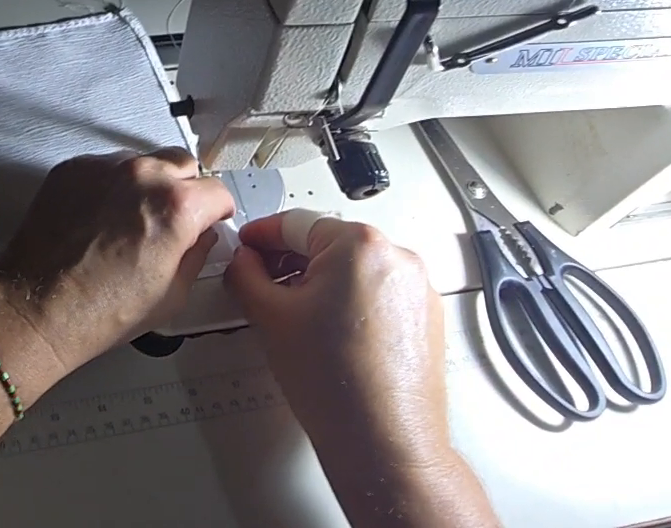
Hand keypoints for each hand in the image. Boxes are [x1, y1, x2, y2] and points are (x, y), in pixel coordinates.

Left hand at [0, 150, 233, 399]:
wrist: (39, 306)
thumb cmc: (103, 310)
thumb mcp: (171, 294)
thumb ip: (196, 253)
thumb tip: (202, 234)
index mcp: (176, 206)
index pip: (217, 189)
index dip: (217, 210)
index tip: (210, 219)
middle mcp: (142, 175)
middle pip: (182, 163)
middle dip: (185, 187)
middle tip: (172, 218)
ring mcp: (104, 166)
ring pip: (143, 161)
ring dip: (146, 182)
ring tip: (130, 219)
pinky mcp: (74, 167)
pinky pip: (106, 166)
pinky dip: (111, 184)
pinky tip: (101, 217)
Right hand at [223, 212, 451, 466]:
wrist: (385, 447)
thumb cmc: (338, 388)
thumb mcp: (268, 315)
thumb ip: (244, 272)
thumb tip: (244, 259)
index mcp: (359, 244)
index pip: (295, 223)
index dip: (260, 235)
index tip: (247, 246)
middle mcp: (396, 257)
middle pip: (326, 242)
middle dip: (290, 260)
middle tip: (262, 282)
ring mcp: (417, 287)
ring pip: (352, 266)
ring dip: (319, 279)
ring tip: (294, 314)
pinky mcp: (426, 314)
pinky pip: (377, 289)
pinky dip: (349, 299)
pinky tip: (327, 330)